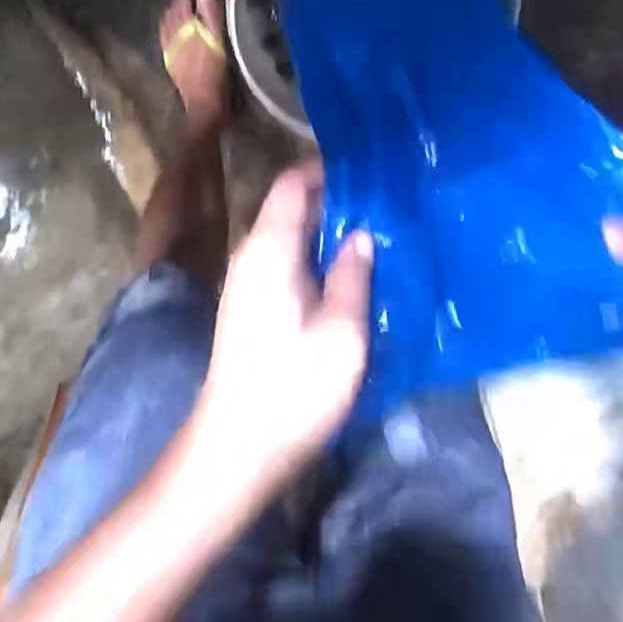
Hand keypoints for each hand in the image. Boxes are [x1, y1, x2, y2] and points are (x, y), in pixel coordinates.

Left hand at [193, 163, 371, 485]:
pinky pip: (288, 262)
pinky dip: (318, 257)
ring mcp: (248, 283)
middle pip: (293, 206)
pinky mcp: (252, 307)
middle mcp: (252, 256)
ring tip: (378, 234)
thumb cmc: (293, 389)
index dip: (328, 169)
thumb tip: (360, 235)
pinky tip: (350, 274)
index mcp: (270, 249)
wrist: (234, 452)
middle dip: (338, 199)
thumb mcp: (341, 331)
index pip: (293, 183)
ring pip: (293, 236)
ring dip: (330, 231)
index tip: (371, 171)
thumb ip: (352, 274)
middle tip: (387, 203)